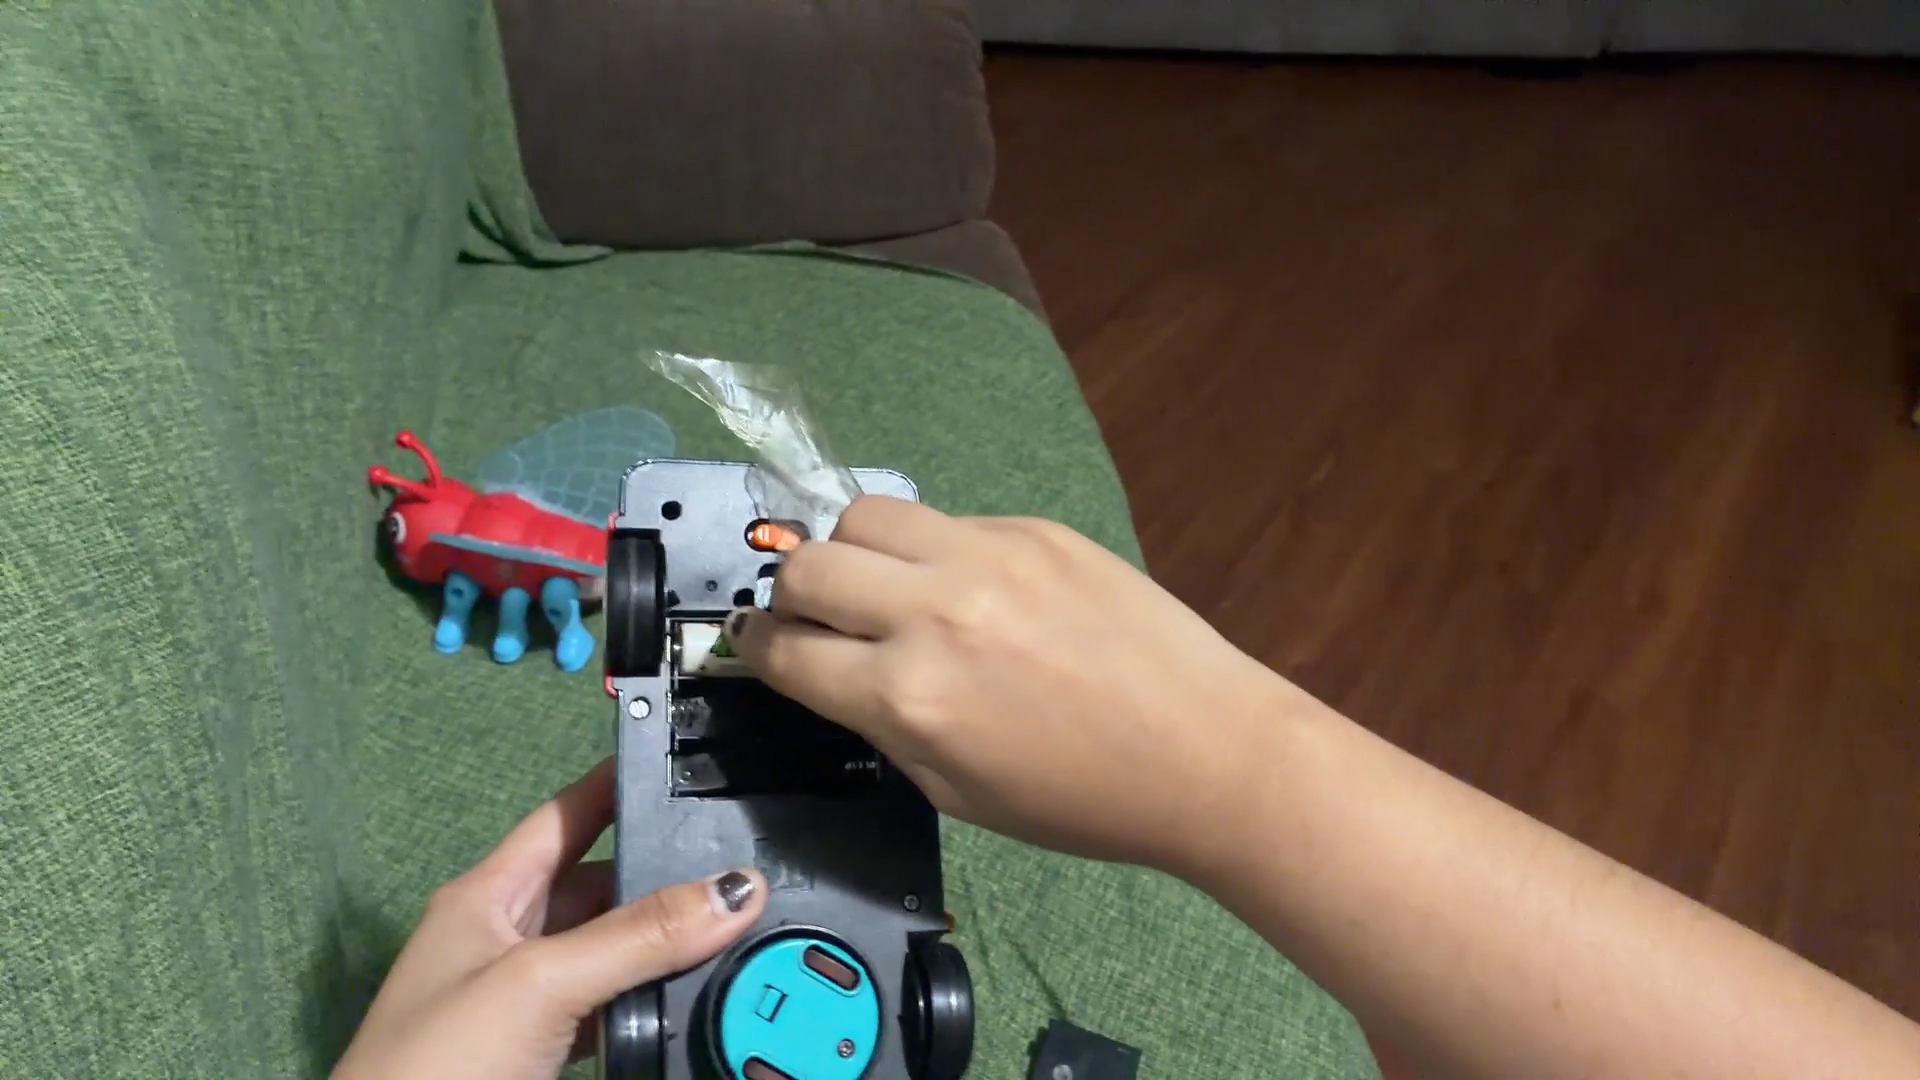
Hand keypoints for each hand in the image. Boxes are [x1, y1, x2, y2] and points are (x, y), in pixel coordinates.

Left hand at [332, 758, 766, 1078]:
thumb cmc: (444, 1064)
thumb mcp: (543, 982)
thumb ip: (643, 933)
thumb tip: (745, 886)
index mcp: (490, 894)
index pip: (569, 812)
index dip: (621, 779)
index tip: (690, 758)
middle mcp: (511, 934)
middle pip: (603, 880)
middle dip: (665, 867)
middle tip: (742, 850)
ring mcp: (529, 997)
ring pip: (614, 944)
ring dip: (666, 936)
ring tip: (742, 912)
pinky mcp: (547, 1049)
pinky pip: (616, 999)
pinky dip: (655, 991)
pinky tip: (703, 981)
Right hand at [726, 496, 1300, 873]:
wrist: (1206, 746)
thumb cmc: (1082, 797)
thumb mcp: (956, 790)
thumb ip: (881, 722)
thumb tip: (834, 671)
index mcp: (911, 695)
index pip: (786, 651)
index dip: (754, 650)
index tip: (755, 644)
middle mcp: (937, 611)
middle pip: (806, 564)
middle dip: (791, 595)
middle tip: (817, 617)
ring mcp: (990, 554)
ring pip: (866, 513)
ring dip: (854, 552)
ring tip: (887, 586)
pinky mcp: (1035, 527)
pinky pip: (946, 519)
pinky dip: (931, 550)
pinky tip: (969, 585)